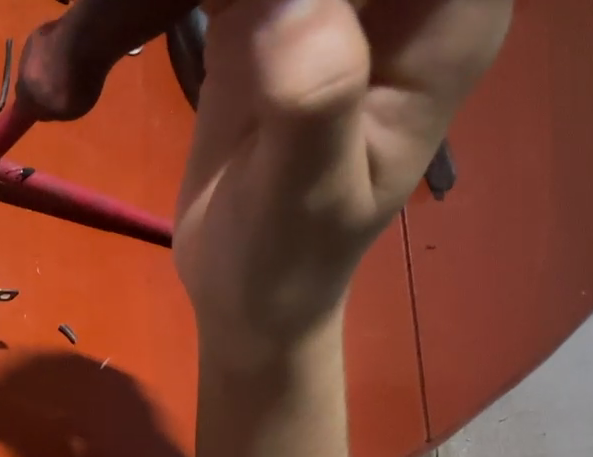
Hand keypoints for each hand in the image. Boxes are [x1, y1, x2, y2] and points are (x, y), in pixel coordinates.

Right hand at [173, 0, 509, 348]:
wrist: (242, 292)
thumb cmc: (289, 256)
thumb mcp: (307, 191)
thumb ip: (313, 97)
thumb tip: (286, 1)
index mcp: (446, 13)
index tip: (261, 7)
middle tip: (224, 20)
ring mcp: (325, 3)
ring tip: (175, 20)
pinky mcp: (259, 18)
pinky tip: (147, 13)